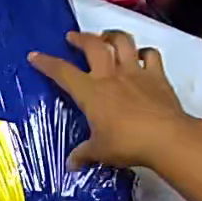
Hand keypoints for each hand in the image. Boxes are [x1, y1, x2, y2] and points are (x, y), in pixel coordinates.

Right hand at [28, 30, 197, 169]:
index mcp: (90, 91)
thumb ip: (84, 154)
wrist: (167, 138)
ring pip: (122, 42)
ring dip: (112, 36)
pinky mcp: (157, 76)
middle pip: (93, 45)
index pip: (62, 72)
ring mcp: (136, 72)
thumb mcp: (99, 151)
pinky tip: (140, 56)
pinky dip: (144, 52)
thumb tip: (70, 164)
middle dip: (80, 38)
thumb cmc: (126, 143)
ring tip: (106, 37)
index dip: (46, 63)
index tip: (34, 56)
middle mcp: (111, 76)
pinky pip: (151, 55)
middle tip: (73, 37)